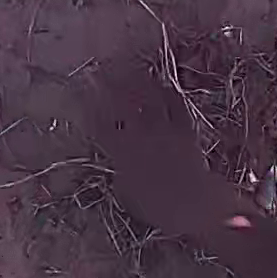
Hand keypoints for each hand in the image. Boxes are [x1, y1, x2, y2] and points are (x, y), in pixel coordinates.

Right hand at [87, 61, 253, 241]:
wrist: (195, 205)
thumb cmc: (157, 207)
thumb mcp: (128, 195)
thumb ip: (120, 175)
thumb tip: (118, 166)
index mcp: (122, 151)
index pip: (100, 123)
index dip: (89, 107)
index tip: (81, 95)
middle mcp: (141, 134)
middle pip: (122, 102)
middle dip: (108, 85)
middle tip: (100, 72)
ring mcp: (164, 129)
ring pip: (148, 97)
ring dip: (136, 81)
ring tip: (128, 69)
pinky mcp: (184, 129)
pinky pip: (175, 104)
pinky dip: (167, 92)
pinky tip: (162, 85)